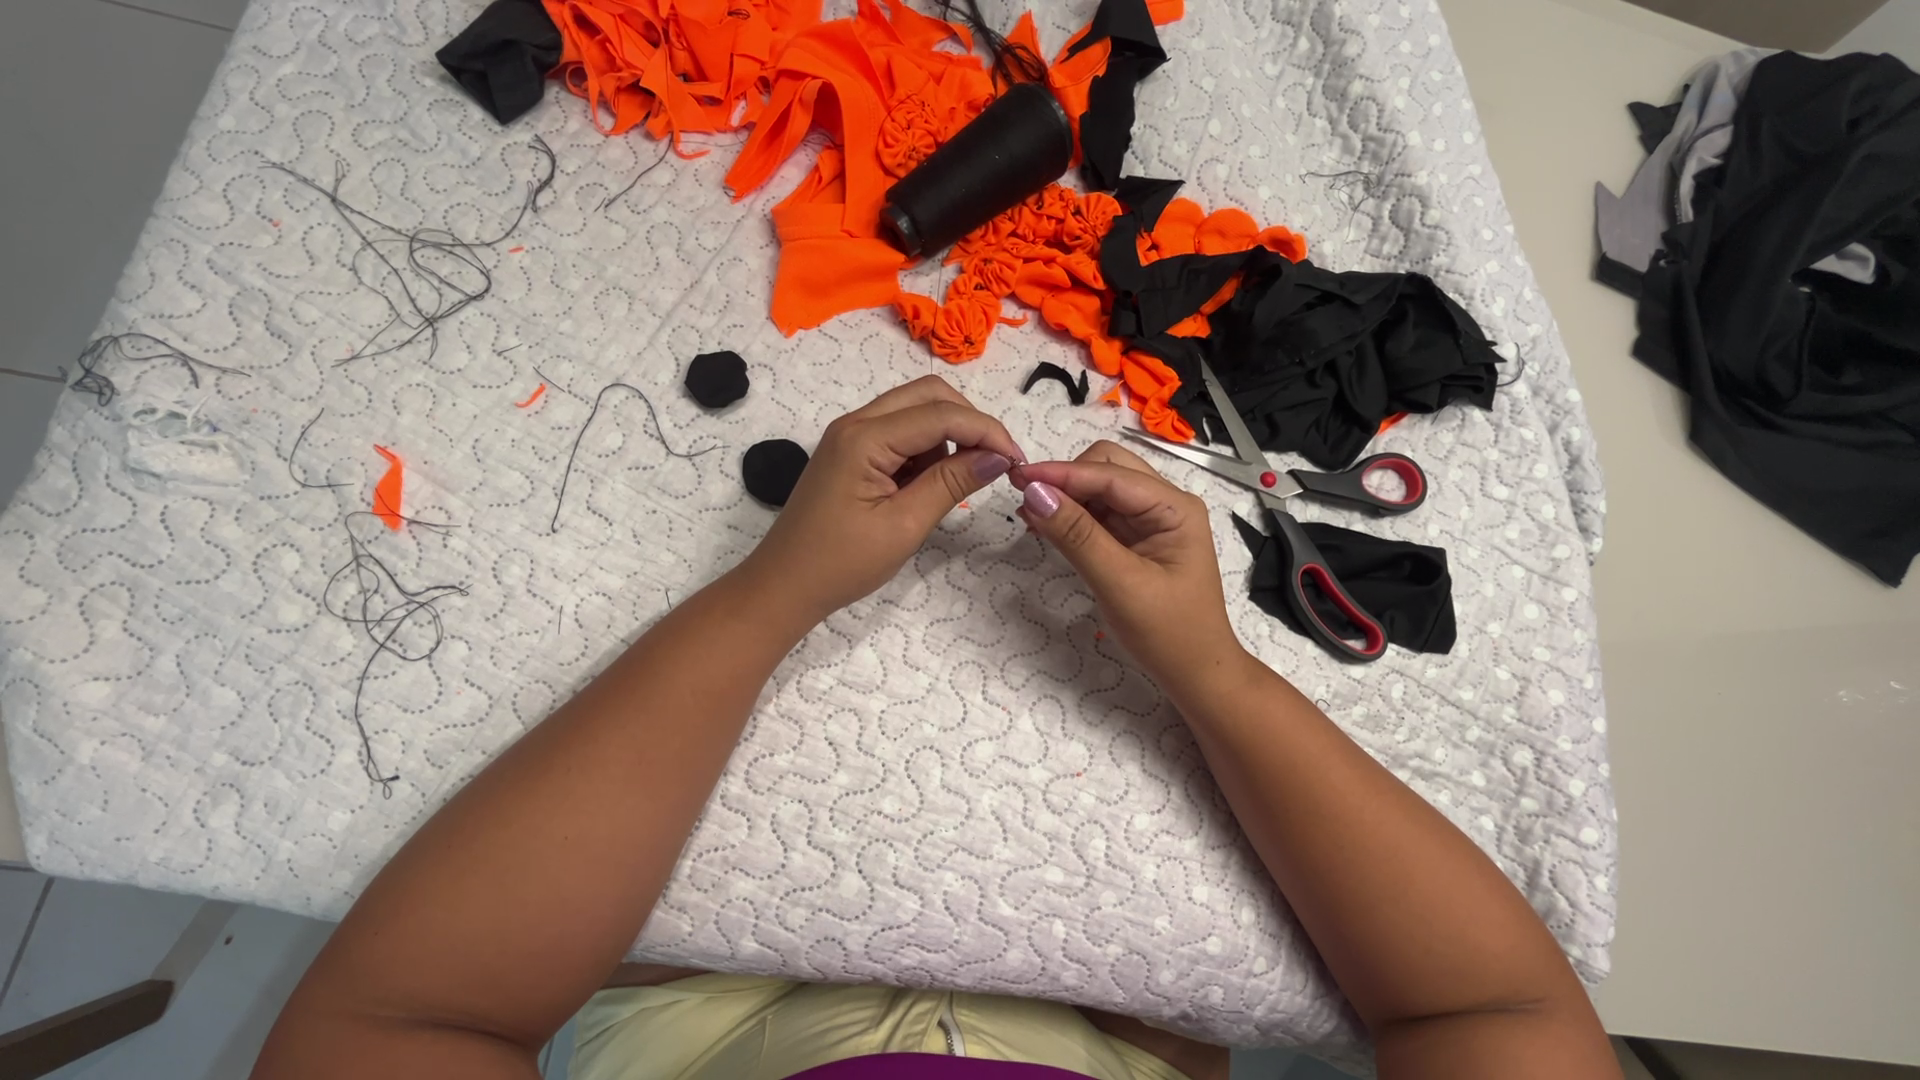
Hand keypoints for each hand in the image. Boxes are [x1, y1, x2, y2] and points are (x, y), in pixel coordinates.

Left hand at [740, 376, 1025, 626]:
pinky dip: (926, 449)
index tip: (1016, 461)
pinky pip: (900, 432)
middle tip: (994, 462)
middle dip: (969, 422)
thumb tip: (998, 457)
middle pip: (928, 395)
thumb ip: (951, 484)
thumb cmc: (841, 564)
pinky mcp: (852, 451)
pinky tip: (928, 485)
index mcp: (865, 438)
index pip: (941, 414)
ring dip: (947, 436)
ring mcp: (851, 435)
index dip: (986, 431)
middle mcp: (856, 423)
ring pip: (915, 410)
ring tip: (956, 483)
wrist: (785, 585)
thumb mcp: (904, 526)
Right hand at [1011, 441, 1246, 694]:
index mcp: (1174, 508)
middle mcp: (1164, 504)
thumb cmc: (1168, 633)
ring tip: (1030, 516)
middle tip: (1027, 500)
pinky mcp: (1133, 539)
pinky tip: (1045, 526)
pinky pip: (1097, 514)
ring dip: (1065, 496)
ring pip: (1099, 488)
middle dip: (1066, 478)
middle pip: (1106, 468)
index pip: (1110, 474)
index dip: (1062, 473)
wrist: (1195, 672)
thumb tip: (1034, 495)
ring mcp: (1148, 521)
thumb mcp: (1120, 584)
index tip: (1017, 478)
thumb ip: (1077, 536)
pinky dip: (1070, 516)